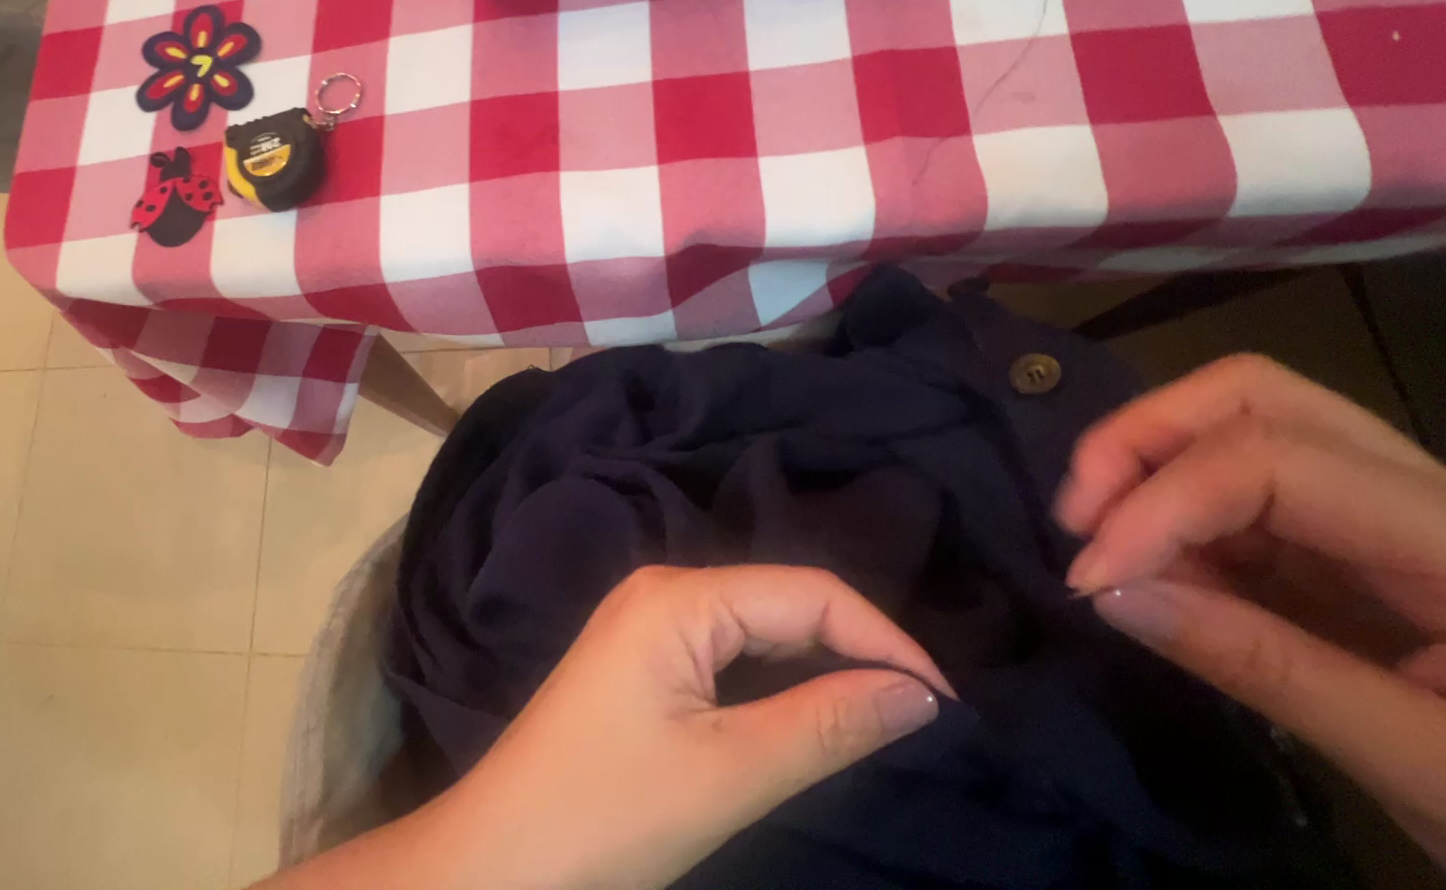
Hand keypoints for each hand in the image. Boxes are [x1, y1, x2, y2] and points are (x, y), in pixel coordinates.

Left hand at [258, 565, 948, 889]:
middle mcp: (662, 590)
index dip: (884, 639)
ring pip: (758, 628)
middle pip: (783, 601)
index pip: (808, 592)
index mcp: (678, 596)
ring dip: (820, 666)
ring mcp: (647, 623)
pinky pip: (728, 653)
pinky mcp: (642, 660)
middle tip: (923, 716)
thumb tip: (921, 695)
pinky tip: (811, 713)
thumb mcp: (730, 772)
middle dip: (855, 649)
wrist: (499, 856)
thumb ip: (827, 723)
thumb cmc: (608, 812)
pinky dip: (777, 681)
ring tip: (884, 716)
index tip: (947, 706)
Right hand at [1057, 354, 1445, 884]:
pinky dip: (1170, 512)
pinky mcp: (1355, 539)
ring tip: (1105, 541)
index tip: (1090, 578)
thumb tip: (1111, 595)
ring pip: (1242, 423)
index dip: (1162, 504)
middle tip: (1079, 515)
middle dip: (1140, 440)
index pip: (1280, 462)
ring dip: (1146, 467)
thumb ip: (1270, 671)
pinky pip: (1240, 488)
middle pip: (1258, 398)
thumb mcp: (1433, 774)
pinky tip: (1154, 570)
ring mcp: (1395, 511)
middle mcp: (1439, 497)